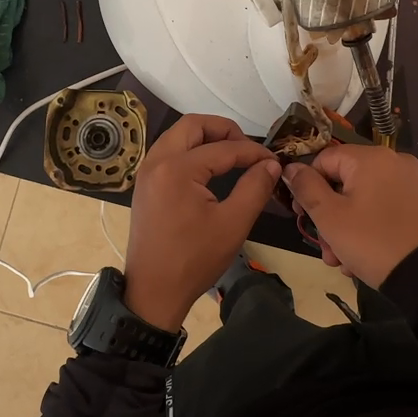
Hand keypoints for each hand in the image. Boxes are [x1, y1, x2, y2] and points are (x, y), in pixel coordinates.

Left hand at [123, 114, 278, 330]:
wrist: (153, 291)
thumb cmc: (194, 259)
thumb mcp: (233, 224)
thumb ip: (255, 188)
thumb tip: (271, 164)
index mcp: (177, 169)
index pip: (223, 147)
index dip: (252, 151)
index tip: (273, 161)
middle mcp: (156, 161)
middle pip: (191, 125)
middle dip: (223, 130)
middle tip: (247, 148)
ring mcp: (146, 172)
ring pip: (177, 136)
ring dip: (204, 138)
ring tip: (231, 155)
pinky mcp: (144, 185)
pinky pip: (168, 152)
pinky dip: (189, 151)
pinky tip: (208, 169)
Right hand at [283, 144, 417, 287]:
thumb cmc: (373, 242)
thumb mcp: (330, 217)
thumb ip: (306, 187)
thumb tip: (291, 168)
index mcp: (371, 158)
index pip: (324, 160)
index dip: (308, 186)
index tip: (302, 215)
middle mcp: (395, 162)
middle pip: (346, 182)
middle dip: (330, 217)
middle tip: (325, 248)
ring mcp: (413, 182)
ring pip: (365, 198)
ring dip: (348, 227)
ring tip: (343, 261)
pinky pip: (386, 207)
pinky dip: (371, 226)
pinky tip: (365, 256)